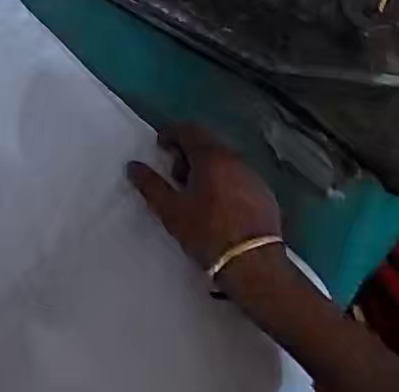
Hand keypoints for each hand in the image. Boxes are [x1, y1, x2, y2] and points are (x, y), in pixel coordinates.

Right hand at [126, 123, 282, 271]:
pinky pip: (240, 178)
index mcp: (210, 156)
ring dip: (208, 168)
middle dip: (188, 153)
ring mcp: (253, 177)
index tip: (161, 147)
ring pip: (225, 160)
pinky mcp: (266, 196)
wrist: (256, 268)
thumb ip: (150, 185)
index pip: (189, 129)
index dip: (171, 133)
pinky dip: (226, 182)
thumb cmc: (208, 234)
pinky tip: (221, 208)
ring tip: (198, 195)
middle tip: (176, 176)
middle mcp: (234, 159)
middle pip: (207, 143)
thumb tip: (133, 166)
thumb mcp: (172, 211)